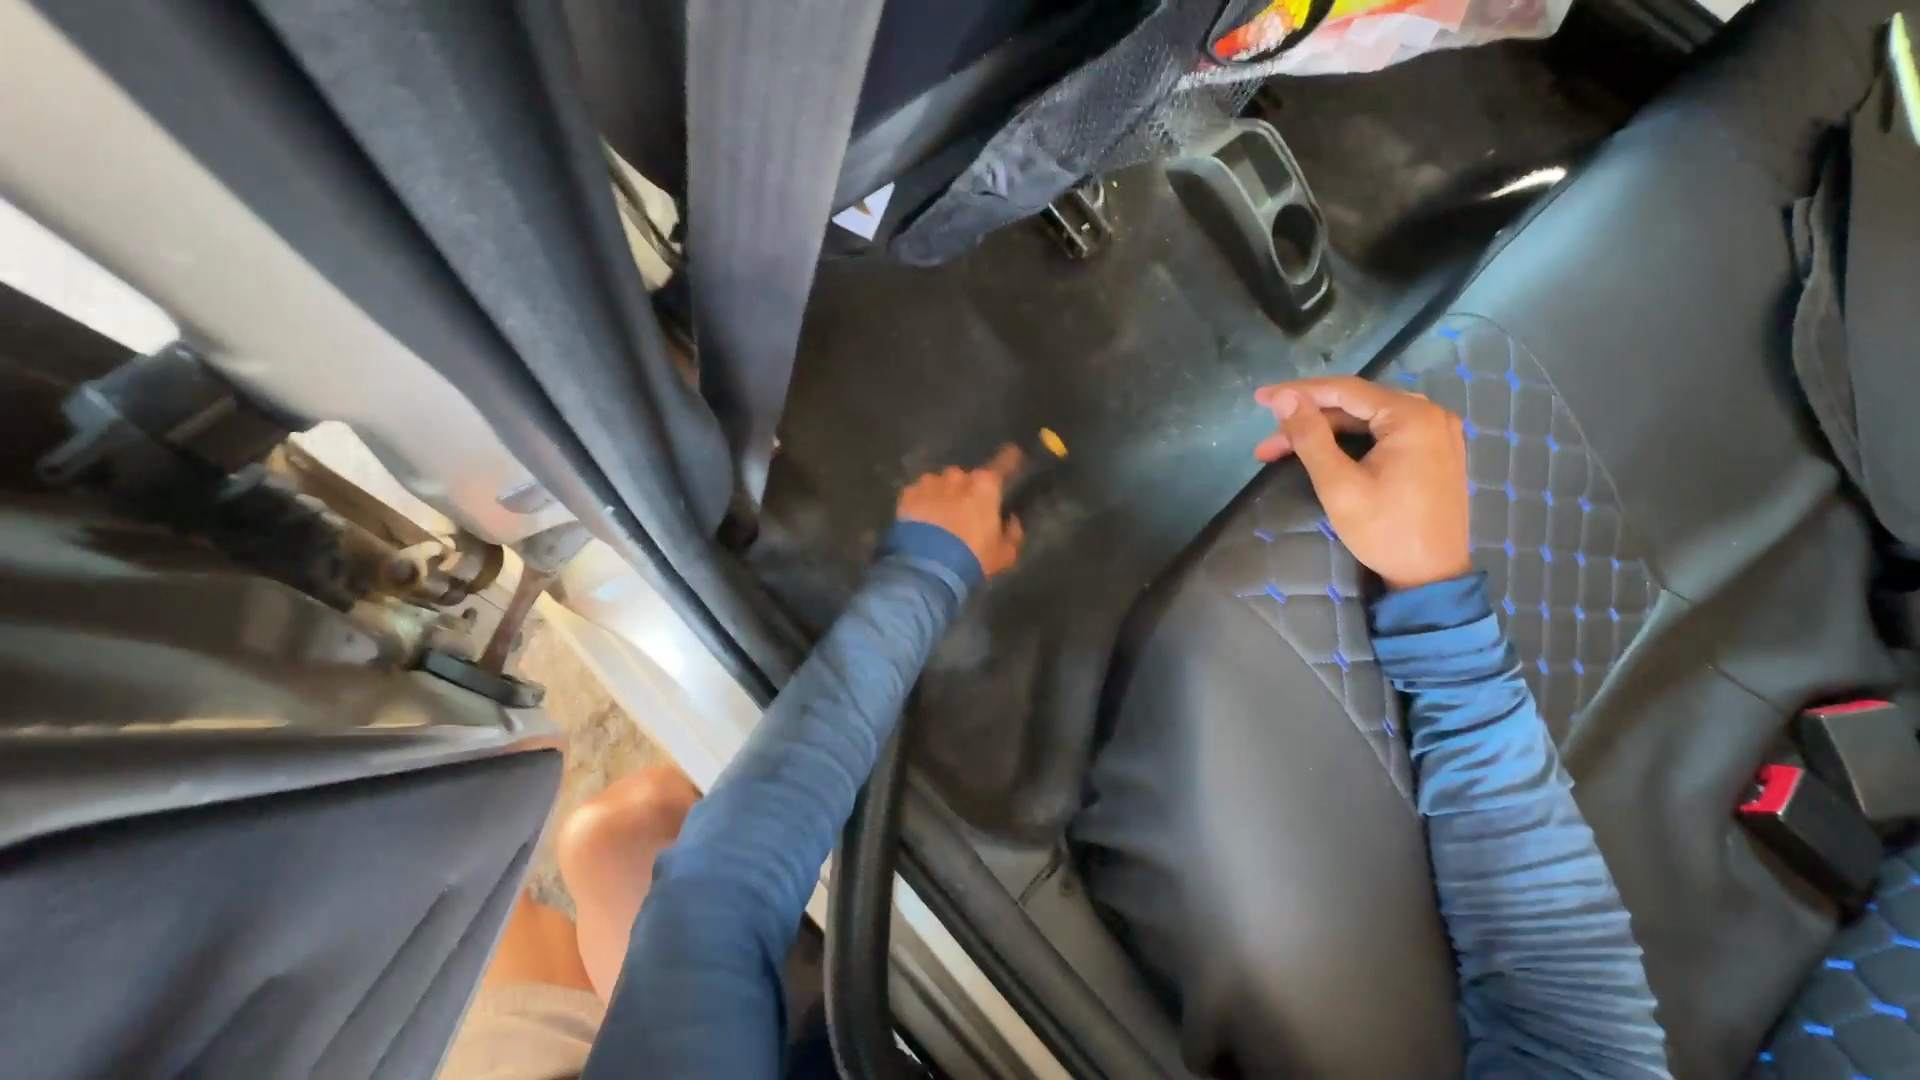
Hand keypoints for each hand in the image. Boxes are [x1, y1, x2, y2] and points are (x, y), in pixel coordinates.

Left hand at [896, 445, 1025, 576]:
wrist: (926, 570)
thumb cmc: (972, 558)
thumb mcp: (1004, 554)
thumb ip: (1013, 533)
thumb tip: (1011, 520)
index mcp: (986, 485)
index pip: (1004, 462)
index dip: (1010, 459)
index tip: (1013, 455)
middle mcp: (957, 476)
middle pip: (968, 477)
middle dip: (968, 491)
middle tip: (966, 513)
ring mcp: (929, 483)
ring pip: (941, 484)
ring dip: (943, 496)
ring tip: (940, 520)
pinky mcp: (907, 495)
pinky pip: (920, 495)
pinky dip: (922, 504)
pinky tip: (922, 523)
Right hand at [1253, 376, 1470, 589]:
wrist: (1432, 575)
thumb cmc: (1384, 530)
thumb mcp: (1338, 484)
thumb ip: (1309, 436)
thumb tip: (1283, 398)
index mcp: (1412, 416)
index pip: (1345, 390)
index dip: (1298, 392)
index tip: (1259, 399)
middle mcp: (1430, 414)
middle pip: (1355, 405)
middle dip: (1307, 420)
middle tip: (1267, 443)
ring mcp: (1437, 432)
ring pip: (1367, 420)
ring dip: (1324, 431)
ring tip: (1284, 450)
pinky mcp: (1434, 451)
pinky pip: (1384, 433)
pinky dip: (1350, 440)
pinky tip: (1323, 451)